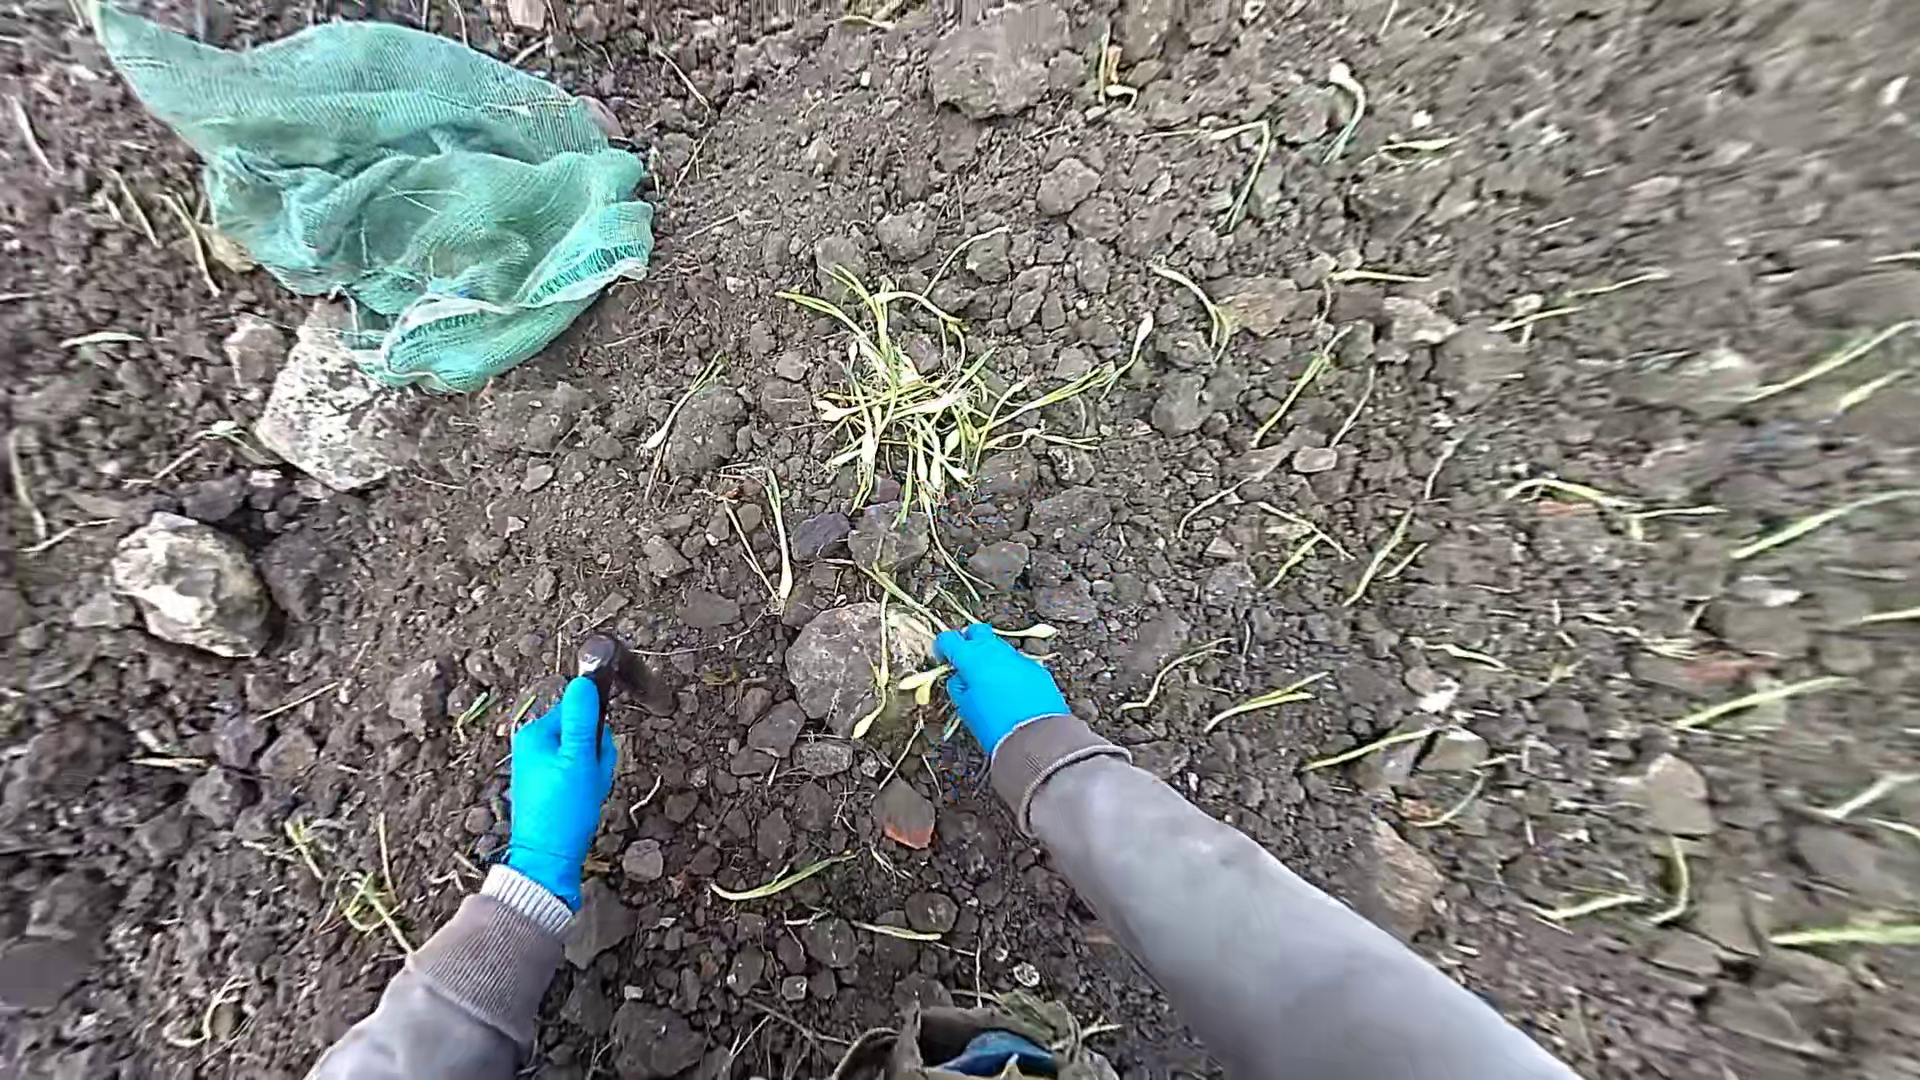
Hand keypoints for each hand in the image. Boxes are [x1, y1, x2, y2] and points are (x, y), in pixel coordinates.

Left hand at [505, 676, 615, 909]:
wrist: (550, 855)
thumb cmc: (563, 807)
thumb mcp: (577, 757)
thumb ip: (582, 718)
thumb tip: (583, 681)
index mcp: (536, 733)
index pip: (580, 707)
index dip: (595, 727)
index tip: (594, 748)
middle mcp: (535, 744)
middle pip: (585, 727)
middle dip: (597, 748)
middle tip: (592, 772)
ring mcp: (543, 762)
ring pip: (587, 748)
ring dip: (597, 765)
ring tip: (590, 785)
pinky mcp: (551, 779)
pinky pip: (581, 766)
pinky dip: (590, 777)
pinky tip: (586, 793)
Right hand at [934, 623, 1068, 755]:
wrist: (1036, 737)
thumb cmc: (994, 724)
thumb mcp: (964, 707)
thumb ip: (958, 685)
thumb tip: (960, 677)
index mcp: (972, 657)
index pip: (950, 639)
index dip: (943, 647)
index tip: (943, 659)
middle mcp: (996, 650)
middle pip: (977, 631)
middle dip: (968, 641)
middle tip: (965, 662)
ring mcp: (1018, 657)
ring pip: (999, 647)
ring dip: (990, 658)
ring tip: (988, 682)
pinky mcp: (1036, 669)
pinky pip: (1016, 663)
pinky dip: (1009, 671)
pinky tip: (1010, 691)